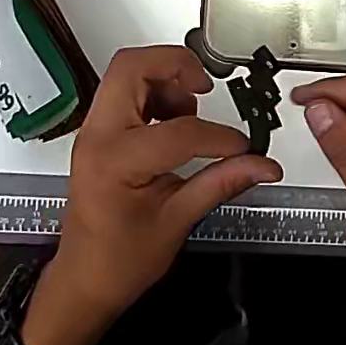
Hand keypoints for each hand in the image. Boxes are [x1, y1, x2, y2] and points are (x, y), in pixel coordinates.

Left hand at [25, 45, 282, 344]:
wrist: (84, 279)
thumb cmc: (119, 260)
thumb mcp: (177, 220)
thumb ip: (221, 183)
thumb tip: (261, 165)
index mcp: (116, 161)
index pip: (179, 130)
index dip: (219, 137)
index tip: (242, 148)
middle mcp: (98, 136)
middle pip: (132, 67)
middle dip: (175, 65)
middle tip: (205, 84)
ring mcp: (94, 131)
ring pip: (127, 73)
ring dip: (164, 79)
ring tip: (190, 111)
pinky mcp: (100, 133)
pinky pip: (125, 92)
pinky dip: (154, 93)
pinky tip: (175, 122)